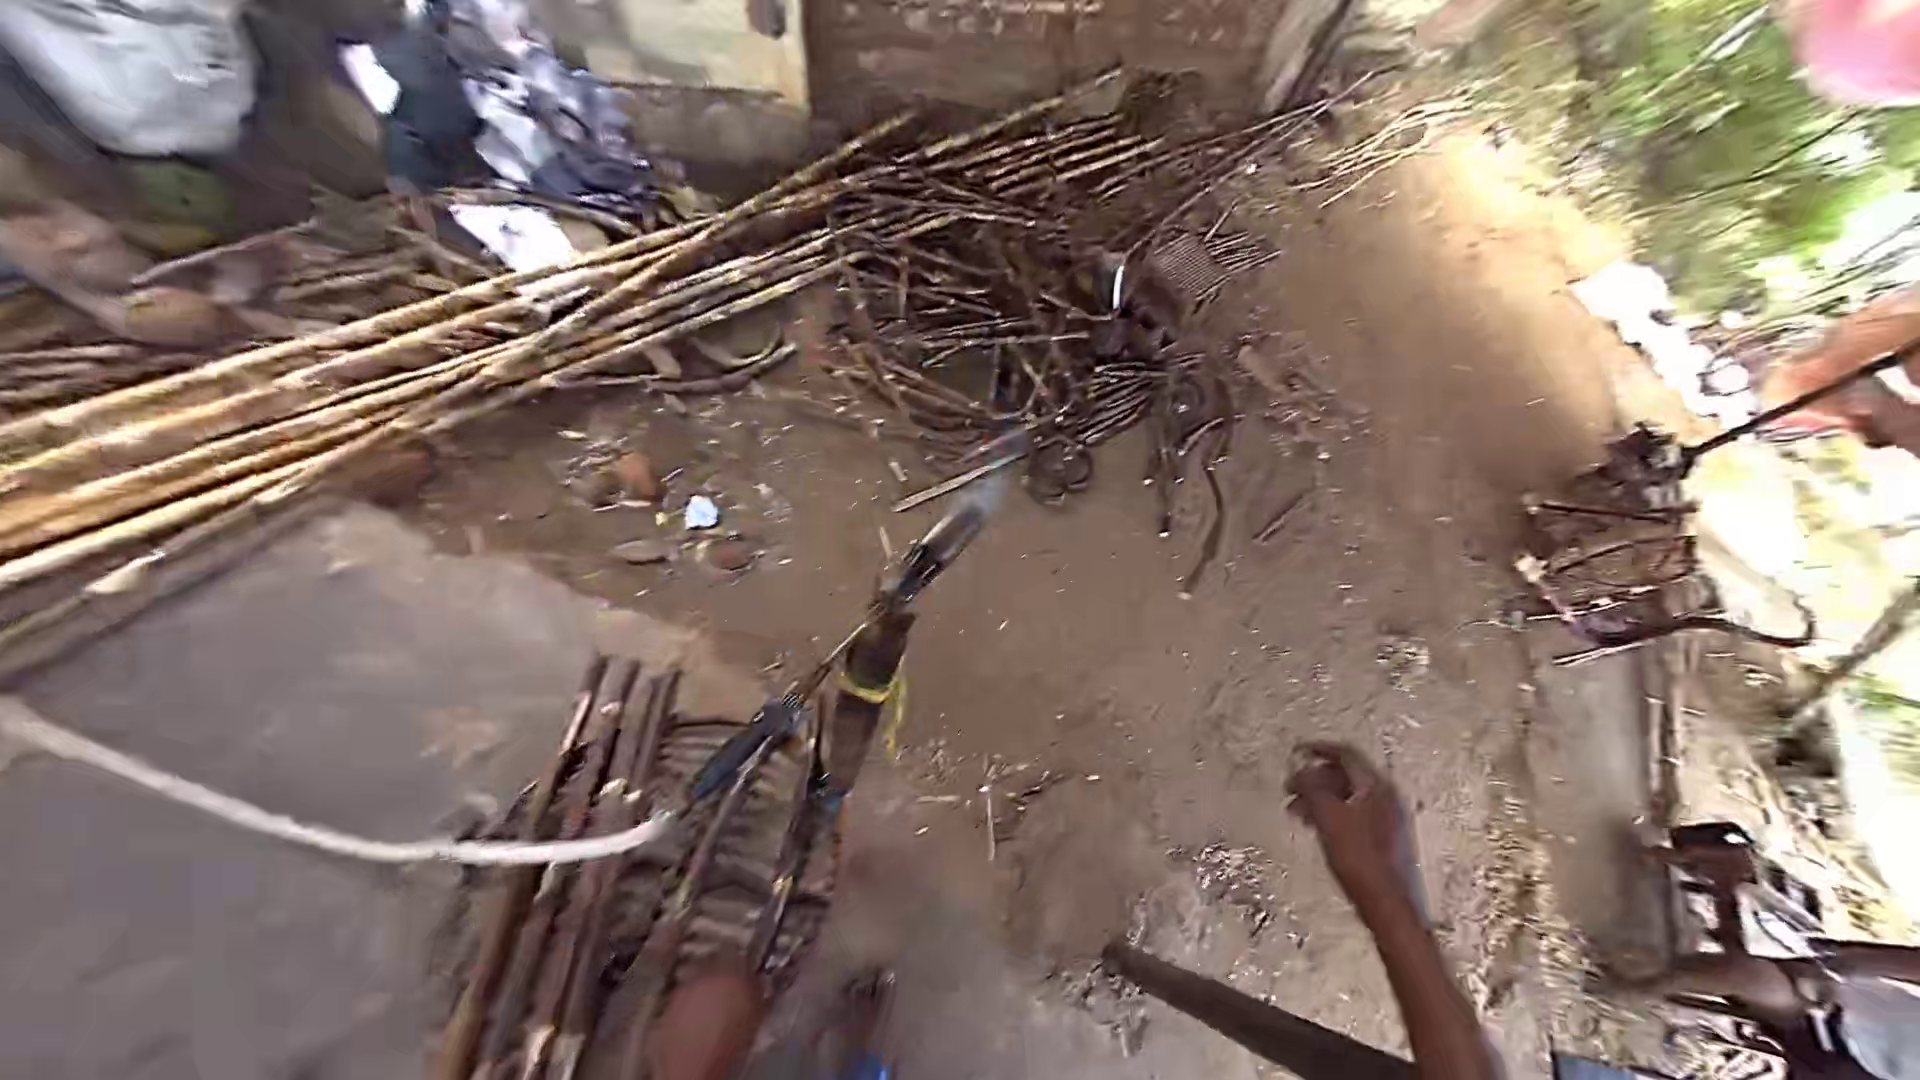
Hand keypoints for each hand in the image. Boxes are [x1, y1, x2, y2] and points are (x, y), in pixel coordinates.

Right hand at [1287, 742, 1424, 920]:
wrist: (1388, 908)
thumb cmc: (1358, 859)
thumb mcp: (1326, 816)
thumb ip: (1311, 787)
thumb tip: (1300, 769)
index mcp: (1377, 788)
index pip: (1345, 754)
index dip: (1318, 748)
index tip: (1296, 751)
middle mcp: (1386, 798)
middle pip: (1345, 775)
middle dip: (1314, 778)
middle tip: (1290, 787)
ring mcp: (1388, 820)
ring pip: (1346, 795)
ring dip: (1319, 797)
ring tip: (1296, 812)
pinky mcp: (1384, 839)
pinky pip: (1352, 813)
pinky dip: (1330, 812)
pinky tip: (1315, 827)